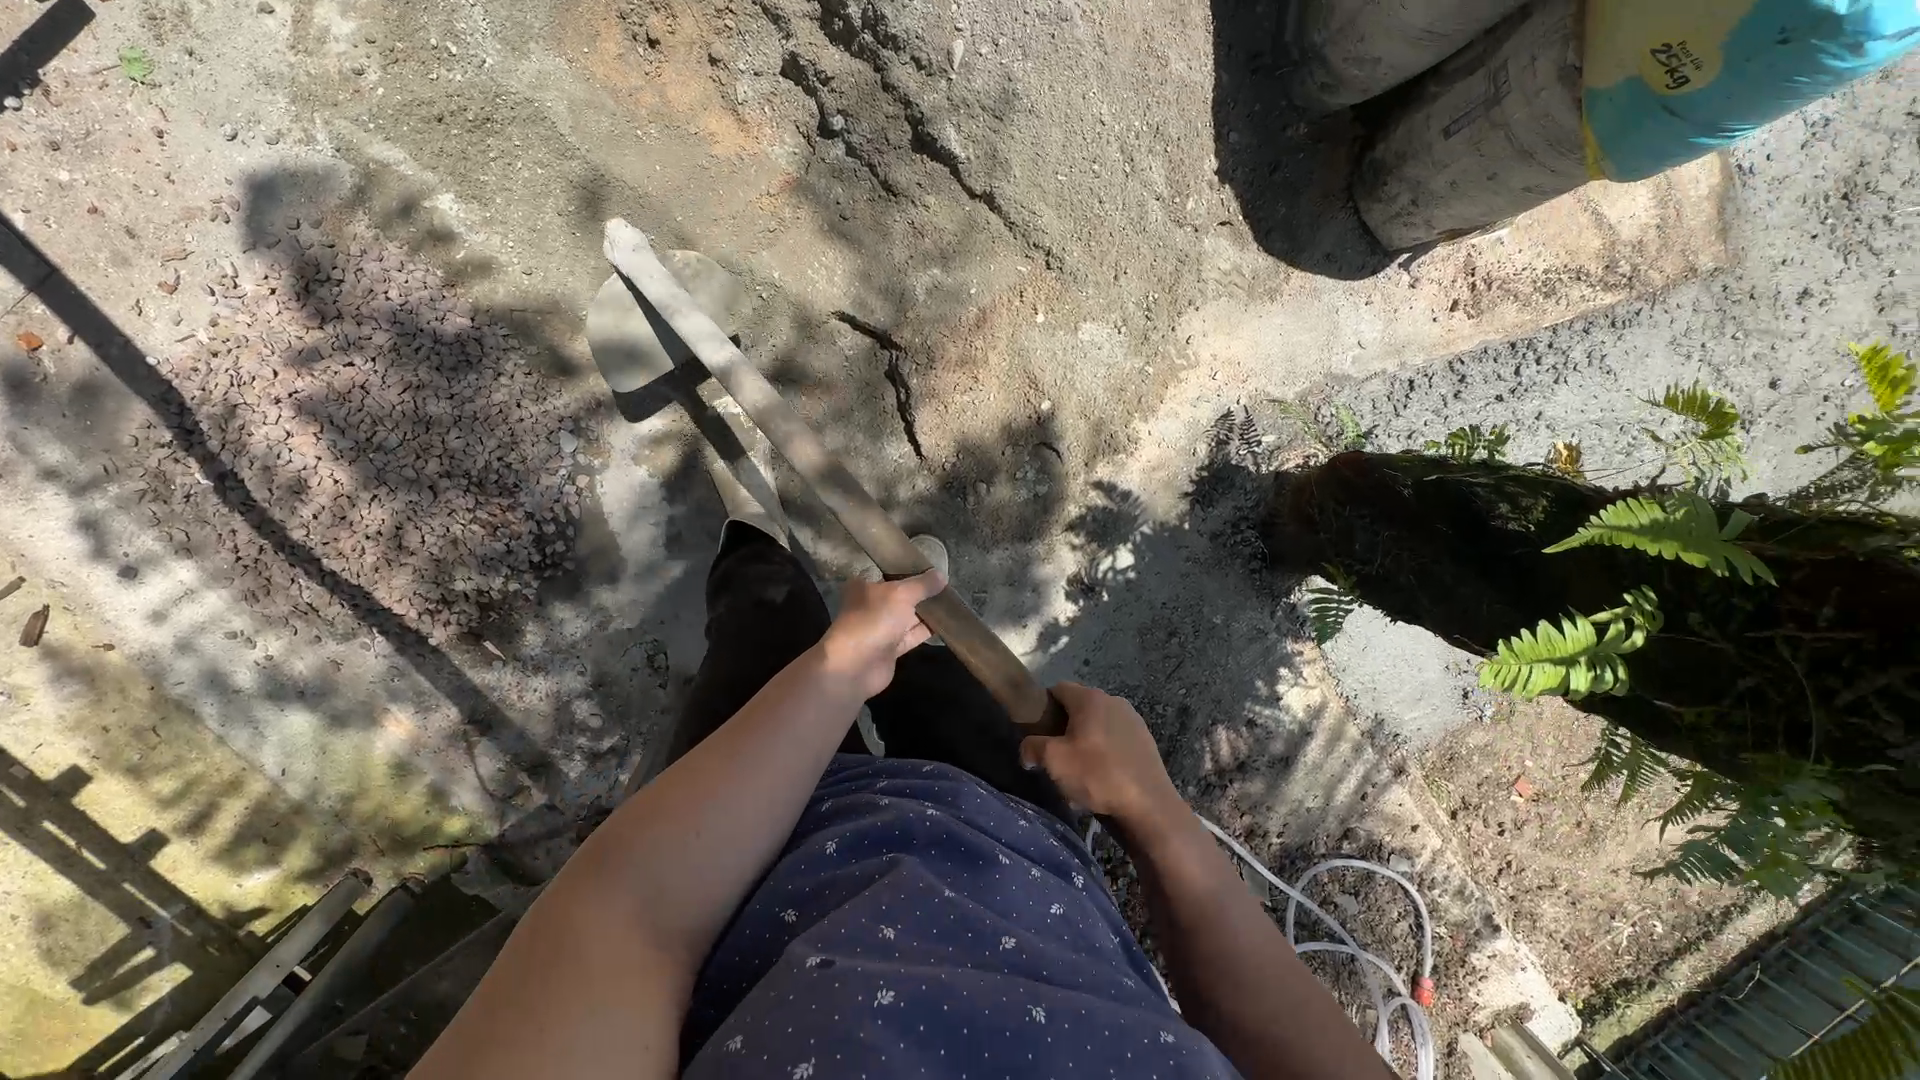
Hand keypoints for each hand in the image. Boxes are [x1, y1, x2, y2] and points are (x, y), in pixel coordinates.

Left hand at [818, 569, 946, 698]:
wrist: (857, 665)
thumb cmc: (874, 619)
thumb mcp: (900, 594)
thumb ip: (922, 585)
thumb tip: (941, 575)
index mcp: (865, 585)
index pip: (890, 572)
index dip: (911, 569)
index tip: (934, 566)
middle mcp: (872, 604)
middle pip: (901, 594)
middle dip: (923, 591)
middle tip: (949, 583)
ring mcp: (881, 627)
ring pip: (909, 615)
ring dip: (928, 610)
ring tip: (953, 600)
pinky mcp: (891, 647)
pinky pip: (913, 634)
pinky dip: (928, 629)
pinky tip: (948, 621)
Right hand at [1019, 682, 1183, 827]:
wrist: (1148, 804)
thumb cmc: (1097, 774)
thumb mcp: (1054, 761)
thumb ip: (1032, 747)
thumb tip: (1027, 749)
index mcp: (1090, 698)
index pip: (1058, 689)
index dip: (1044, 706)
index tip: (1038, 730)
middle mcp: (1114, 701)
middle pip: (1079, 707)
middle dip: (1065, 727)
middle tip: (1057, 754)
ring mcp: (1133, 720)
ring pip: (1098, 724)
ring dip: (1086, 741)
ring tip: (1081, 770)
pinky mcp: (1145, 740)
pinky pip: (1116, 739)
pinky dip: (1105, 751)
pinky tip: (1104, 776)